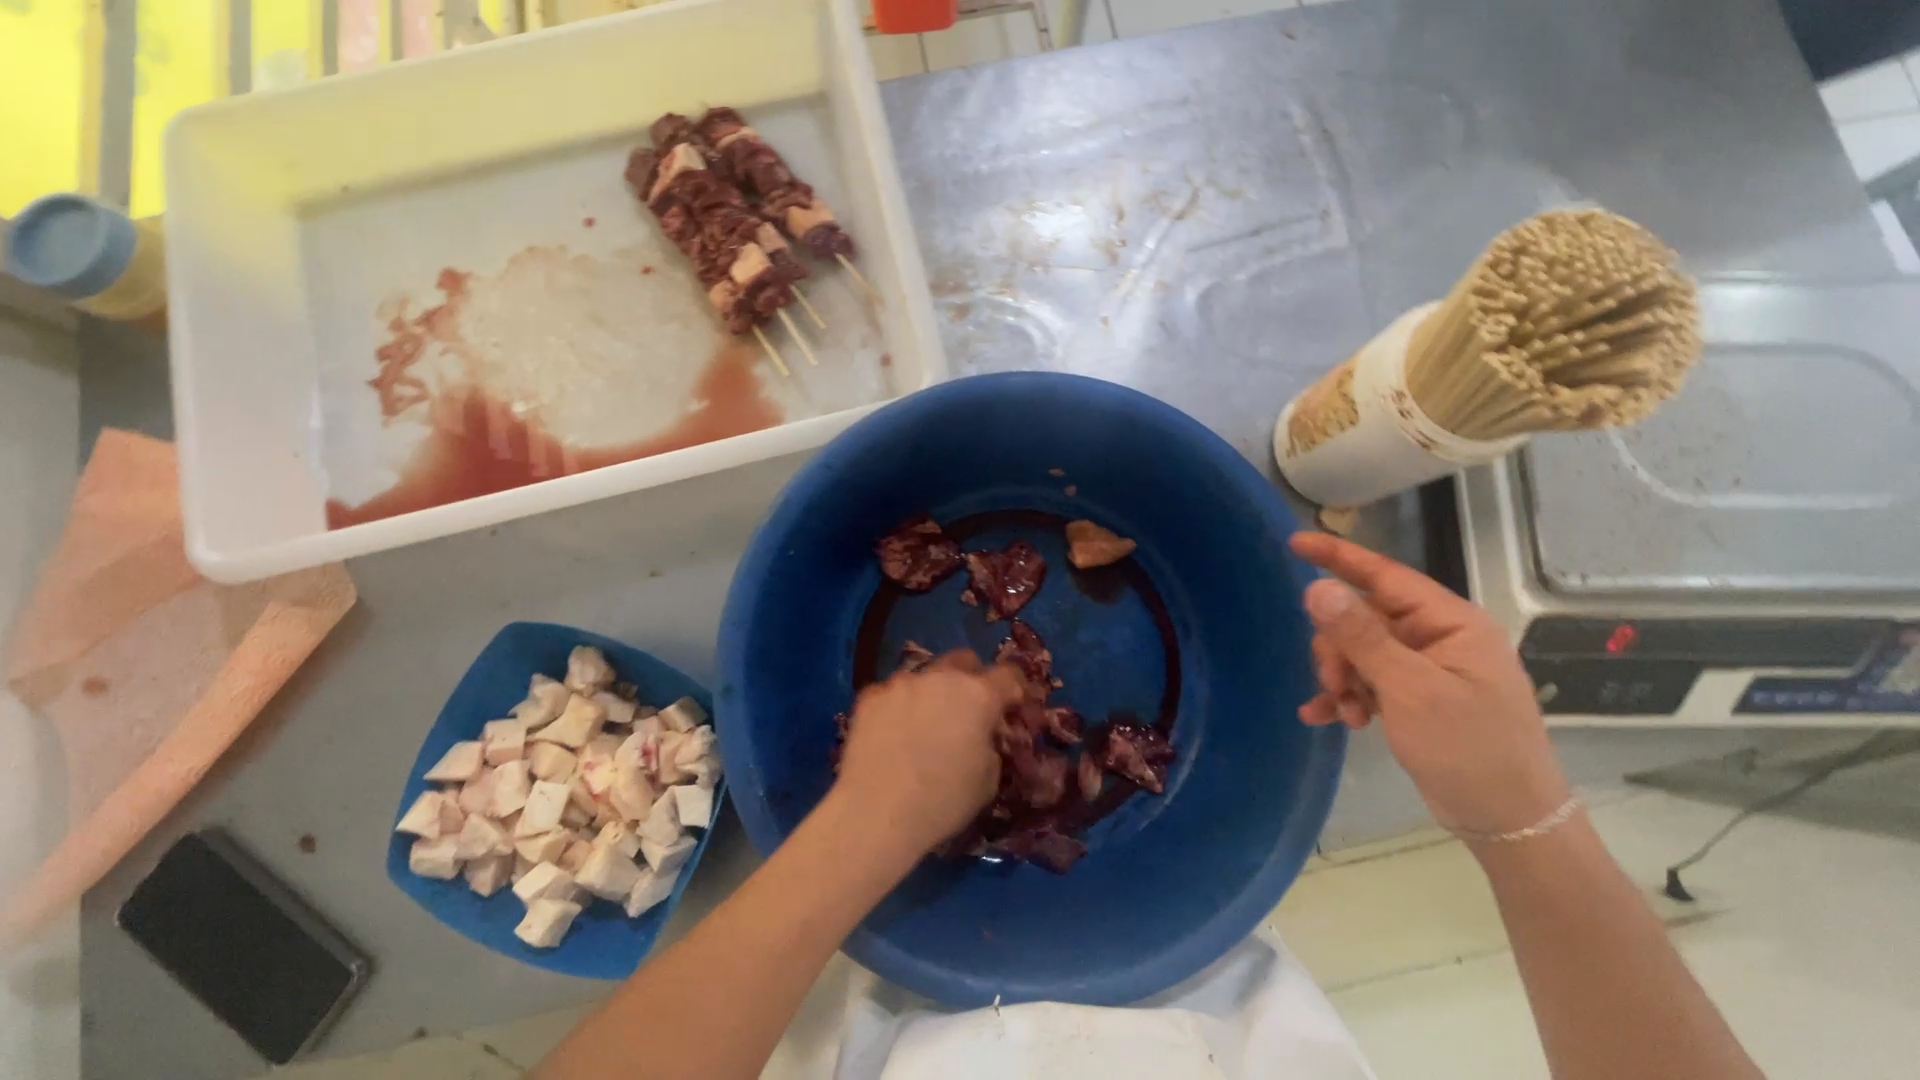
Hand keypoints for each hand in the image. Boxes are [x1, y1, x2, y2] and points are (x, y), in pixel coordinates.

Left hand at [834, 651, 1023, 851]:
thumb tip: (981, 734)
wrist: (876, 814)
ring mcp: (901, 683)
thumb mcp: (989, 779)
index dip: (1015, 689)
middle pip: (965, 661)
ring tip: (925, 724)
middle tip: (968, 711)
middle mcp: (941, 678)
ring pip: (926, 675)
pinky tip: (893, 733)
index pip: (1009, 675)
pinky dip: (900, 706)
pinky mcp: (869, 696)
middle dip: (972, 679)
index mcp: (978, 695)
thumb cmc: (943, 802)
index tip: (1012, 707)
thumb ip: (990, 743)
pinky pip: (893, 693)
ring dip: (933, 692)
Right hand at [1289, 532, 1569, 835]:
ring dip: (1341, 678)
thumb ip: (1361, 637)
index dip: (1338, 557)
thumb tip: (1316, 587)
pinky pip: (1366, 682)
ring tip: (1344, 713)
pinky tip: (1326, 718)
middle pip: (1363, 618)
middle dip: (1337, 649)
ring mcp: (1426, 669)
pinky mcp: (1414, 699)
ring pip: (1358, 651)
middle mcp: (1438, 638)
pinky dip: (1346, 698)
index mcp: (1450, 623)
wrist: (1508, 820)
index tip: (1294, 542)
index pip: (1384, 575)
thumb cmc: (1469, 749)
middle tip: (1334, 685)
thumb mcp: (1410, 690)